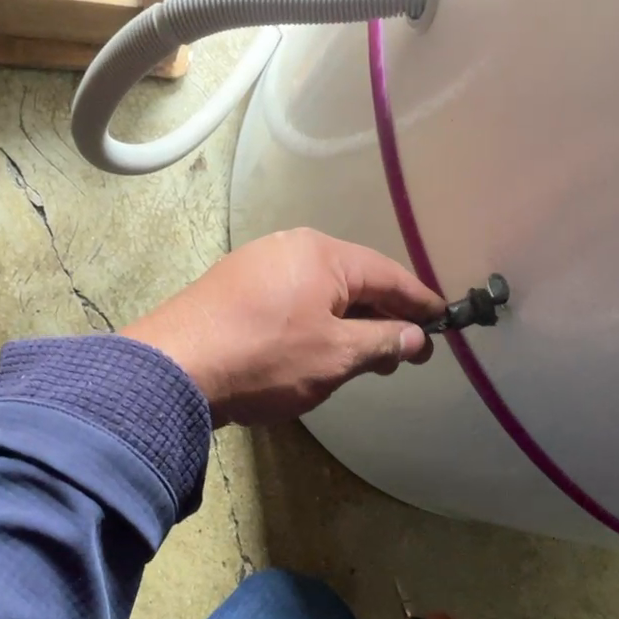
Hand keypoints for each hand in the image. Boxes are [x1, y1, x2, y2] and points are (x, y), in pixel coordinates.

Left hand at [121, 229, 442, 425]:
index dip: (419, 302)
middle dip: (382, 317)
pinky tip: (315, 350)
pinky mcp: (232, 290)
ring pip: (320, 293)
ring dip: (347, 324)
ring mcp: (257, 266)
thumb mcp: (335, 355)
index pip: (388, 275)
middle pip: (354, 280)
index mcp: (324, 254)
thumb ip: (381, 342)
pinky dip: (314, 324)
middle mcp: (291, 248)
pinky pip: (291, 302)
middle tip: (404, 354)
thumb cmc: (265, 359)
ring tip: (362, 360)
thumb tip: (416, 336)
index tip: (444, 324)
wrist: (174, 369)